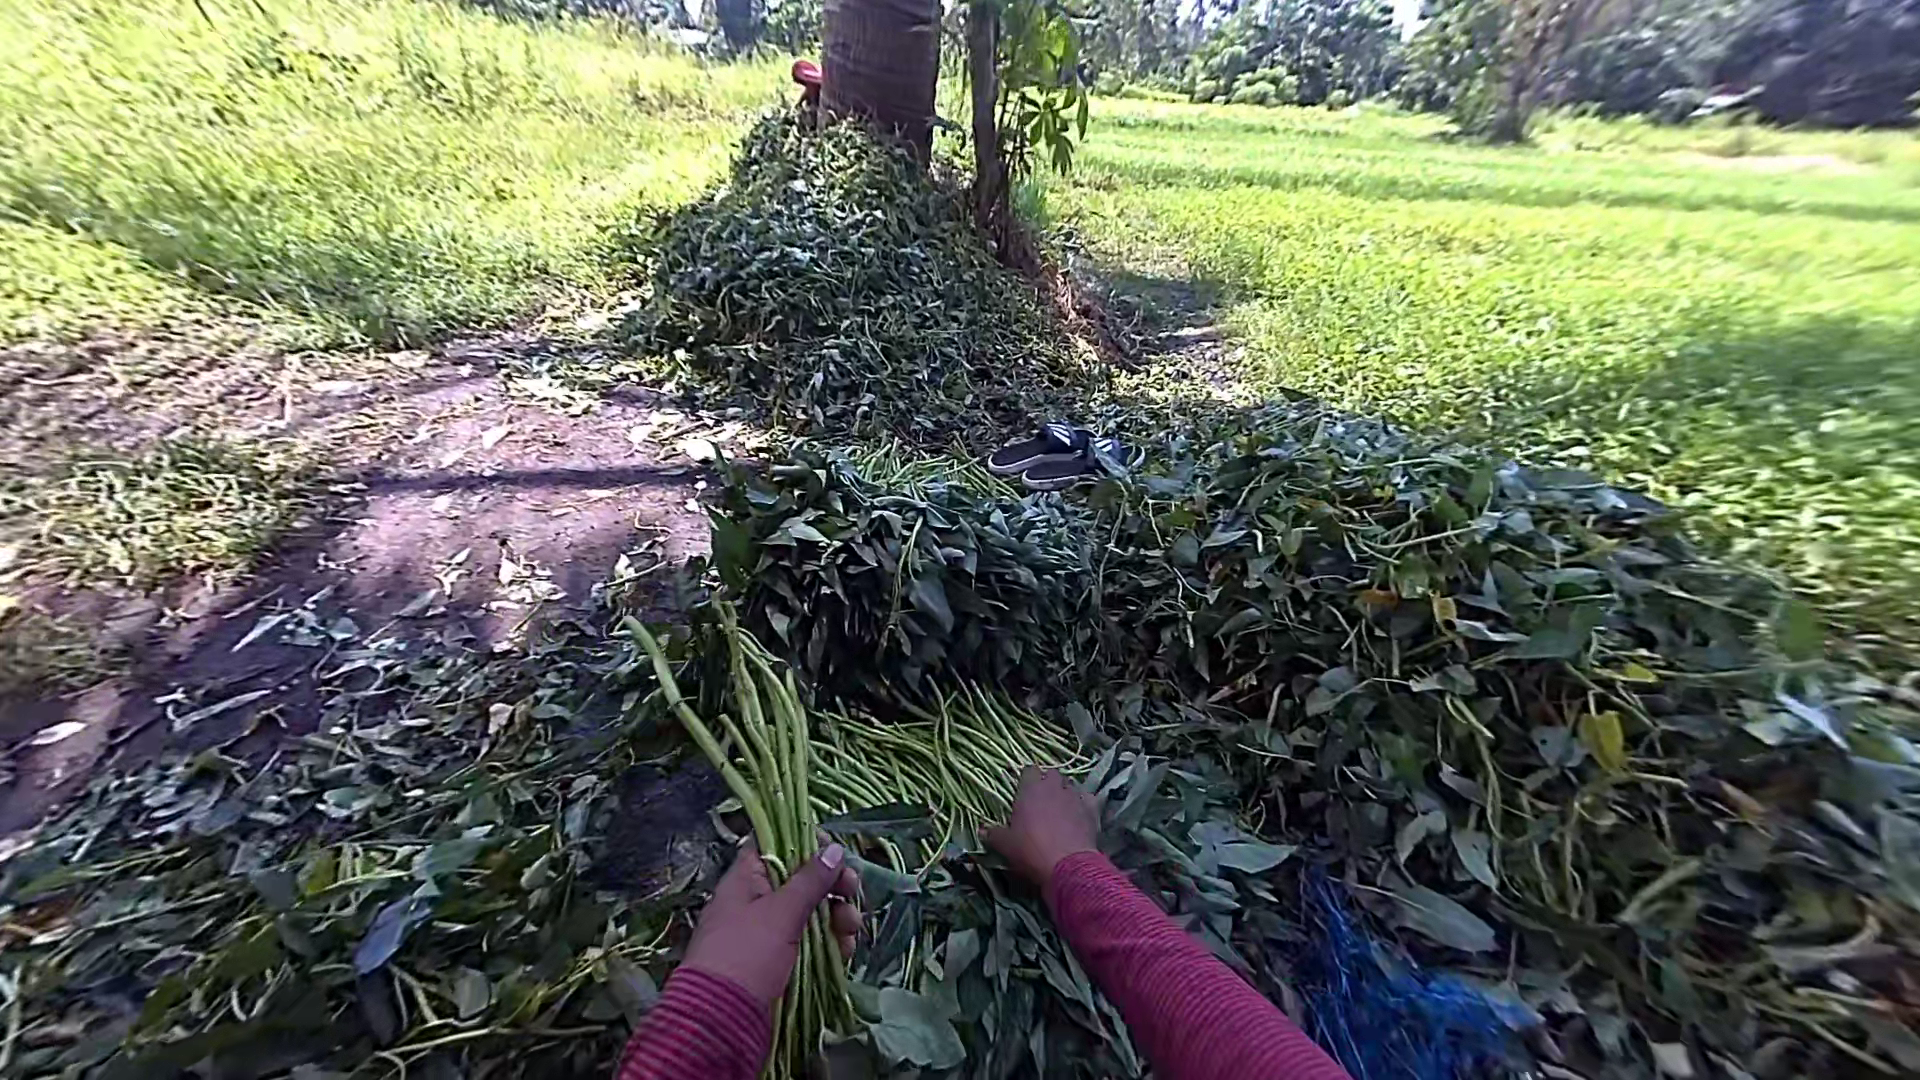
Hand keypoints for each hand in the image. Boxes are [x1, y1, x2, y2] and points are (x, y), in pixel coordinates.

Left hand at [681, 839, 862, 1007]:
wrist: (720, 1026)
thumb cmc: (746, 954)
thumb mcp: (781, 911)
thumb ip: (811, 879)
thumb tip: (835, 849)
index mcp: (747, 877)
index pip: (778, 843)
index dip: (807, 842)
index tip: (833, 850)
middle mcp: (757, 899)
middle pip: (801, 877)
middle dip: (832, 883)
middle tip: (852, 889)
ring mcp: (769, 931)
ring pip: (811, 910)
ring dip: (837, 914)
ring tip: (851, 927)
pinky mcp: (780, 959)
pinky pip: (811, 940)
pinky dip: (830, 941)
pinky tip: (845, 949)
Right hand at [983, 766, 1099, 887]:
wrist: (1068, 865)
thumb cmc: (1031, 850)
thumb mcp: (1006, 845)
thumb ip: (993, 834)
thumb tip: (981, 830)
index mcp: (1030, 789)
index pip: (1029, 770)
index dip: (1027, 778)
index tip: (1024, 789)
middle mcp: (1052, 786)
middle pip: (1051, 773)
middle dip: (1048, 782)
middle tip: (1042, 798)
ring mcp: (1074, 796)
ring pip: (1070, 784)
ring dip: (1065, 791)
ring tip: (1061, 806)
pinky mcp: (1091, 809)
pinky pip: (1088, 798)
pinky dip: (1084, 803)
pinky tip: (1081, 812)